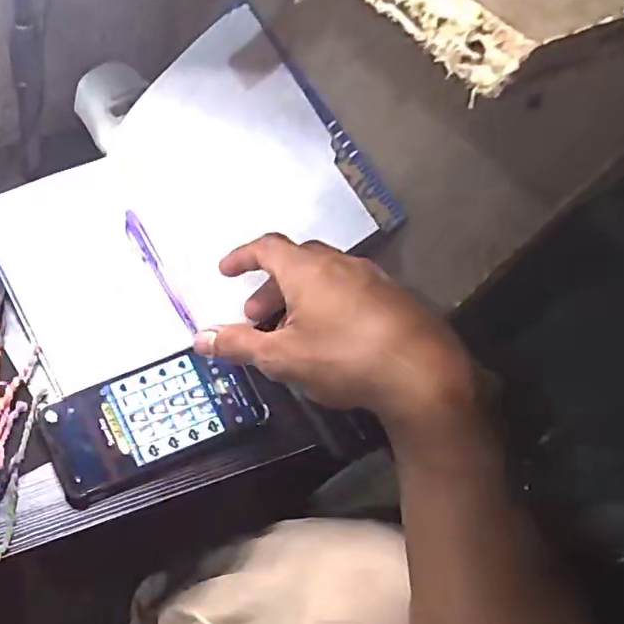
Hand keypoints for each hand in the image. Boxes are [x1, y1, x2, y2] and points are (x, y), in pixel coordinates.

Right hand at [194, 235, 483, 437]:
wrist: (422, 375)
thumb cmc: (342, 359)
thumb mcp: (280, 357)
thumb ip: (238, 345)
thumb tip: (201, 338)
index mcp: (308, 270)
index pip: (267, 248)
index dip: (242, 257)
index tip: (226, 271)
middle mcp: (341, 265)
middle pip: (296, 263)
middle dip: (269, 287)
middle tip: (256, 318)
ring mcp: (372, 280)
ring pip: (323, 279)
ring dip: (297, 299)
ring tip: (288, 334)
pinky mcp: (393, 300)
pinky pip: (347, 293)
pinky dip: (324, 307)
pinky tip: (326, 340)